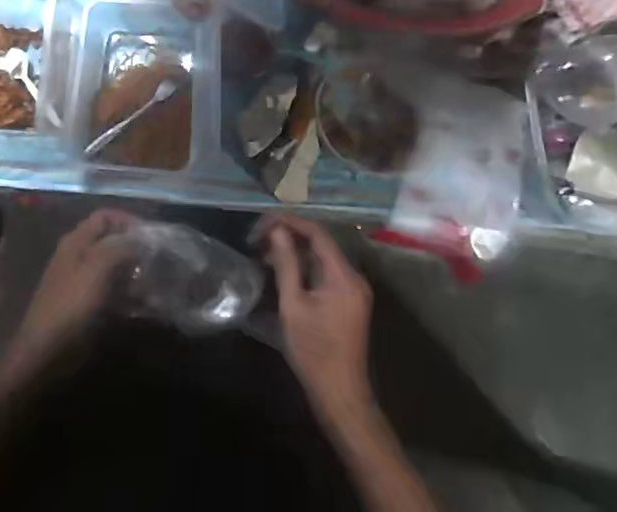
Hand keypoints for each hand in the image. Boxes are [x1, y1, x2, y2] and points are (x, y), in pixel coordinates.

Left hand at [3, 209, 137, 378]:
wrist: (43, 359)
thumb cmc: (71, 307)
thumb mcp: (98, 268)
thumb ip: (122, 246)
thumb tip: (144, 240)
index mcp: (76, 242)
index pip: (105, 216)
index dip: (129, 221)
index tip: (151, 237)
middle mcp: (78, 257)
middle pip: (112, 242)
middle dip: (136, 250)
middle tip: (156, 263)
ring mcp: (80, 283)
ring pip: (116, 268)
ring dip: (136, 275)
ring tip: (154, 287)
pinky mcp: (85, 307)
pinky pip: (113, 292)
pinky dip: (129, 295)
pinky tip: (143, 306)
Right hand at [260, 214, 373, 415]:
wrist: (340, 395)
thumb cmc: (314, 352)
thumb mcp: (294, 307)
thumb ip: (287, 266)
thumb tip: (278, 232)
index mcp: (344, 275)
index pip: (318, 234)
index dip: (292, 222)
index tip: (266, 221)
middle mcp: (354, 276)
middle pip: (323, 244)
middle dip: (292, 236)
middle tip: (262, 237)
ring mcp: (354, 290)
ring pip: (324, 259)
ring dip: (298, 252)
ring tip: (267, 253)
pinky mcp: (349, 302)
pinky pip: (327, 274)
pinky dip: (307, 268)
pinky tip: (285, 271)